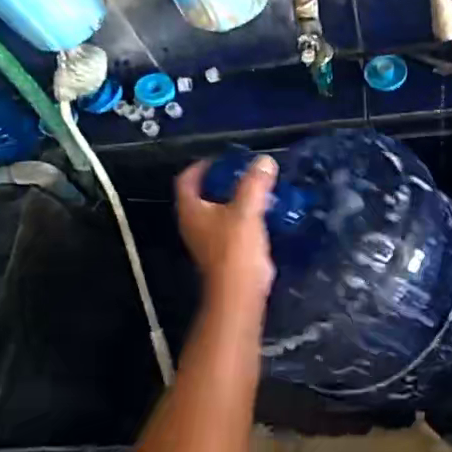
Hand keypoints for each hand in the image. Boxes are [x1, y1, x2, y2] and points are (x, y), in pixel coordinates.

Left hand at [176, 156, 276, 307]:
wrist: (240, 292)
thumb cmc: (236, 249)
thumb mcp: (247, 210)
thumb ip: (255, 183)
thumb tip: (265, 161)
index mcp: (191, 210)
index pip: (186, 180)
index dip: (200, 166)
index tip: (221, 159)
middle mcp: (194, 224)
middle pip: (202, 194)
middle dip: (221, 181)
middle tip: (243, 172)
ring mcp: (207, 240)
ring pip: (218, 211)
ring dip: (234, 198)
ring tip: (256, 189)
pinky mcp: (224, 252)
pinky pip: (231, 226)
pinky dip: (243, 215)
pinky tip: (262, 212)